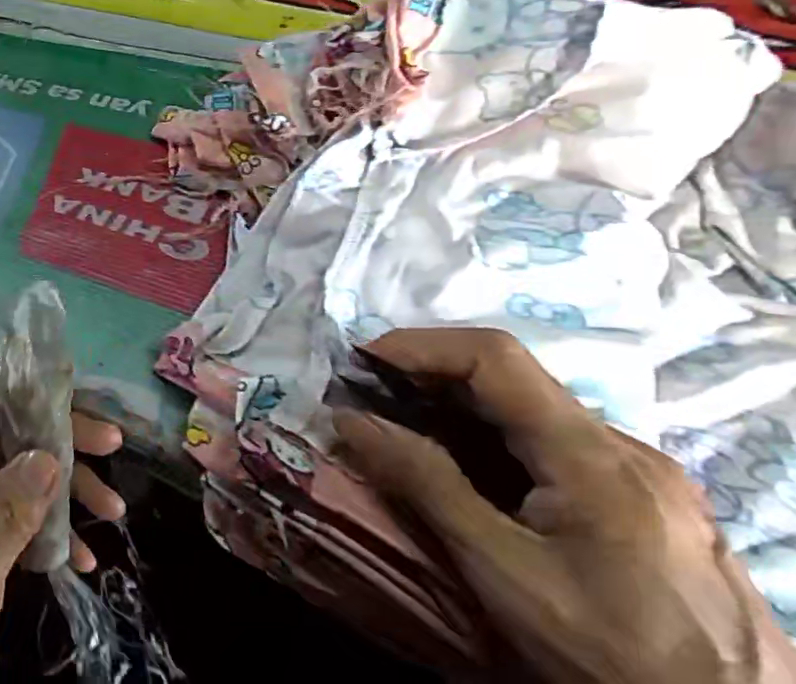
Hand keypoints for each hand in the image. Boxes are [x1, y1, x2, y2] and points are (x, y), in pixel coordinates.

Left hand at [0, 370, 125, 683]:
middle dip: (54, 434)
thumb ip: (6, 514)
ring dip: (64, 485)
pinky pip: (22, 517)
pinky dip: (55, 528)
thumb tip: (47, 452)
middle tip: (110, 444)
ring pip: (18, 473)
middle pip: (2, 431)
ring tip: (113, 509)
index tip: (65, 394)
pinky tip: (86, 558)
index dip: (9, 386)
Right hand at [333, 328, 795, 683]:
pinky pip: (553, 446)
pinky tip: (466, 474)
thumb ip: (425, 483)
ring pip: (530, 413)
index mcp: (596, 456)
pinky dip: (490, 440)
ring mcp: (645, 479)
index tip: (359, 365)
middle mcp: (626, 451)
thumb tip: (348, 418)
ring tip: (401, 435)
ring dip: (455, 410)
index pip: (495, 357)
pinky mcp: (648, 507)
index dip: (417, 345)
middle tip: (365, 402)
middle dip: (426, 378)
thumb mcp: (504, 569)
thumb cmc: (616, 652)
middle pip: (511, 379)